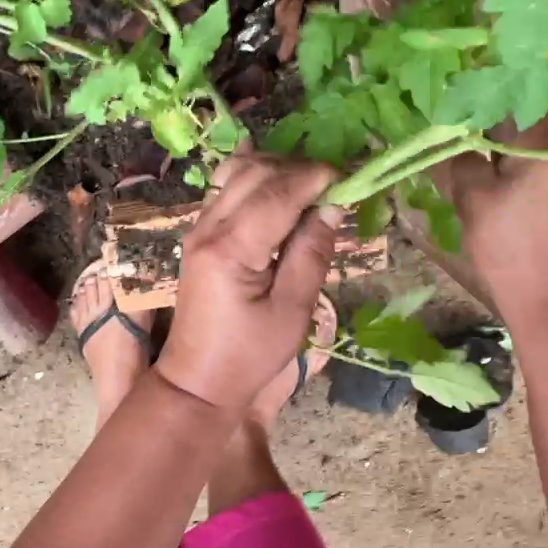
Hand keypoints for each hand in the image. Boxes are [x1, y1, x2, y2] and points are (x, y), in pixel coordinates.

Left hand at [154, 151, 341, 412]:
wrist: (198, 380)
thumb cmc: (250, 354)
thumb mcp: (292, 310)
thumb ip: (312, 253)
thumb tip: (333, 206)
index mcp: (232, 249)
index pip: (278, 192)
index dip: (316, 178)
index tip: (350, 178)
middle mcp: (209, 228)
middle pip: (255, 173)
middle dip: (298, 169)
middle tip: (335, 183)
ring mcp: (198, 228)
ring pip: (235, 172)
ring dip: (275, 168)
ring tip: (310, 184)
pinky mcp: (199, 234)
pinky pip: (223, 187)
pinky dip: (251, 175)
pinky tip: (276, 175)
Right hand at [431, 117, 547, 313]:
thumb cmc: (510, 245)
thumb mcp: (473, 199)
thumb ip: (460, 159)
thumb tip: (452, 137)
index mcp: (545, 141)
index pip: (506, 106)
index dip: (475, 111)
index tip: (451, 125)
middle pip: (520, 128)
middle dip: (488, 137)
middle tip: (457, 155)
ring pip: (530, 153)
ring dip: (504, 160)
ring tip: (474, 178)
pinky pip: (544, 174)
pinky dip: (521, 179)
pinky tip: (501, 199)